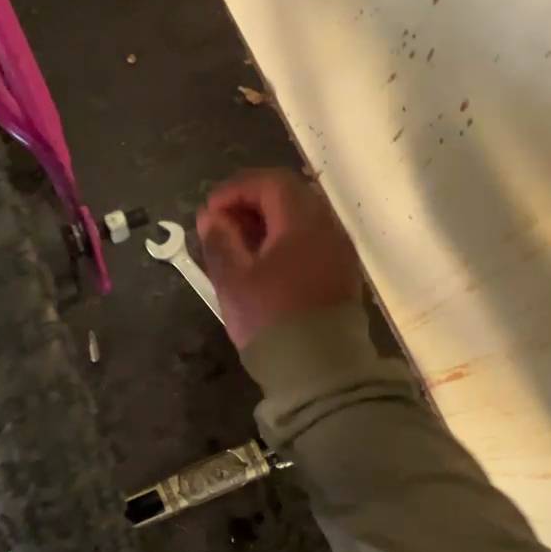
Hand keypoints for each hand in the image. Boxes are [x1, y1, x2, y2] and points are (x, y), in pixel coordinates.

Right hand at [196, 169, 360, 348]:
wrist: (318, 368)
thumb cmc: (270, 318)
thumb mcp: (233, 279)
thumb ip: (219, 241)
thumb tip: (211, 217)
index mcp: (302, 221)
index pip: (269, 182)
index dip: (234, 189)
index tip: (209, 210)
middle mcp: (328, 227)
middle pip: (290, 196)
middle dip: (251, 203)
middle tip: (221, 225)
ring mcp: (339, 251)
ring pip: (302, 219)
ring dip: (268, 223)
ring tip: (239, 246)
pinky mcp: (341, 274)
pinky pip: (311, 242)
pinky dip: (285, 242)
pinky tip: (264, 265)